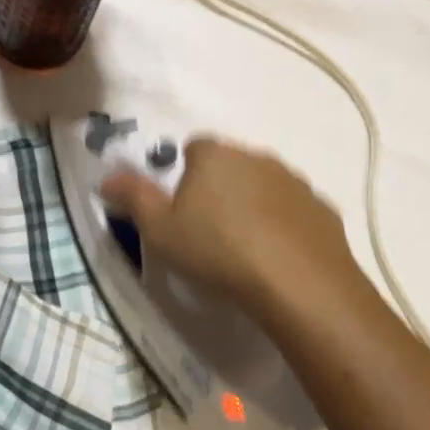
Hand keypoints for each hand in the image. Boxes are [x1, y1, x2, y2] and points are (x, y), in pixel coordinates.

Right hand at [100, 138, 370, 315]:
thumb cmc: (217, 250)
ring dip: (252, 205)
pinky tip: (275, 257)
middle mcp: (257, 156)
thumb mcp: (160, 230)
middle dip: (218, 188)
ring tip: (242, 247)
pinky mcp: (323, 209)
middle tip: (206, 230)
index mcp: (215, 156)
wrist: (298, 282)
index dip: (183, 175)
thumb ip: (133, 198)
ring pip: (264, 186)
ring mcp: (295, 181)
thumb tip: (107, 177)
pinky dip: (283, 225)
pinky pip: (293, 211)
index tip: (179, 209)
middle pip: (230, 165)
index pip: (193, 147)